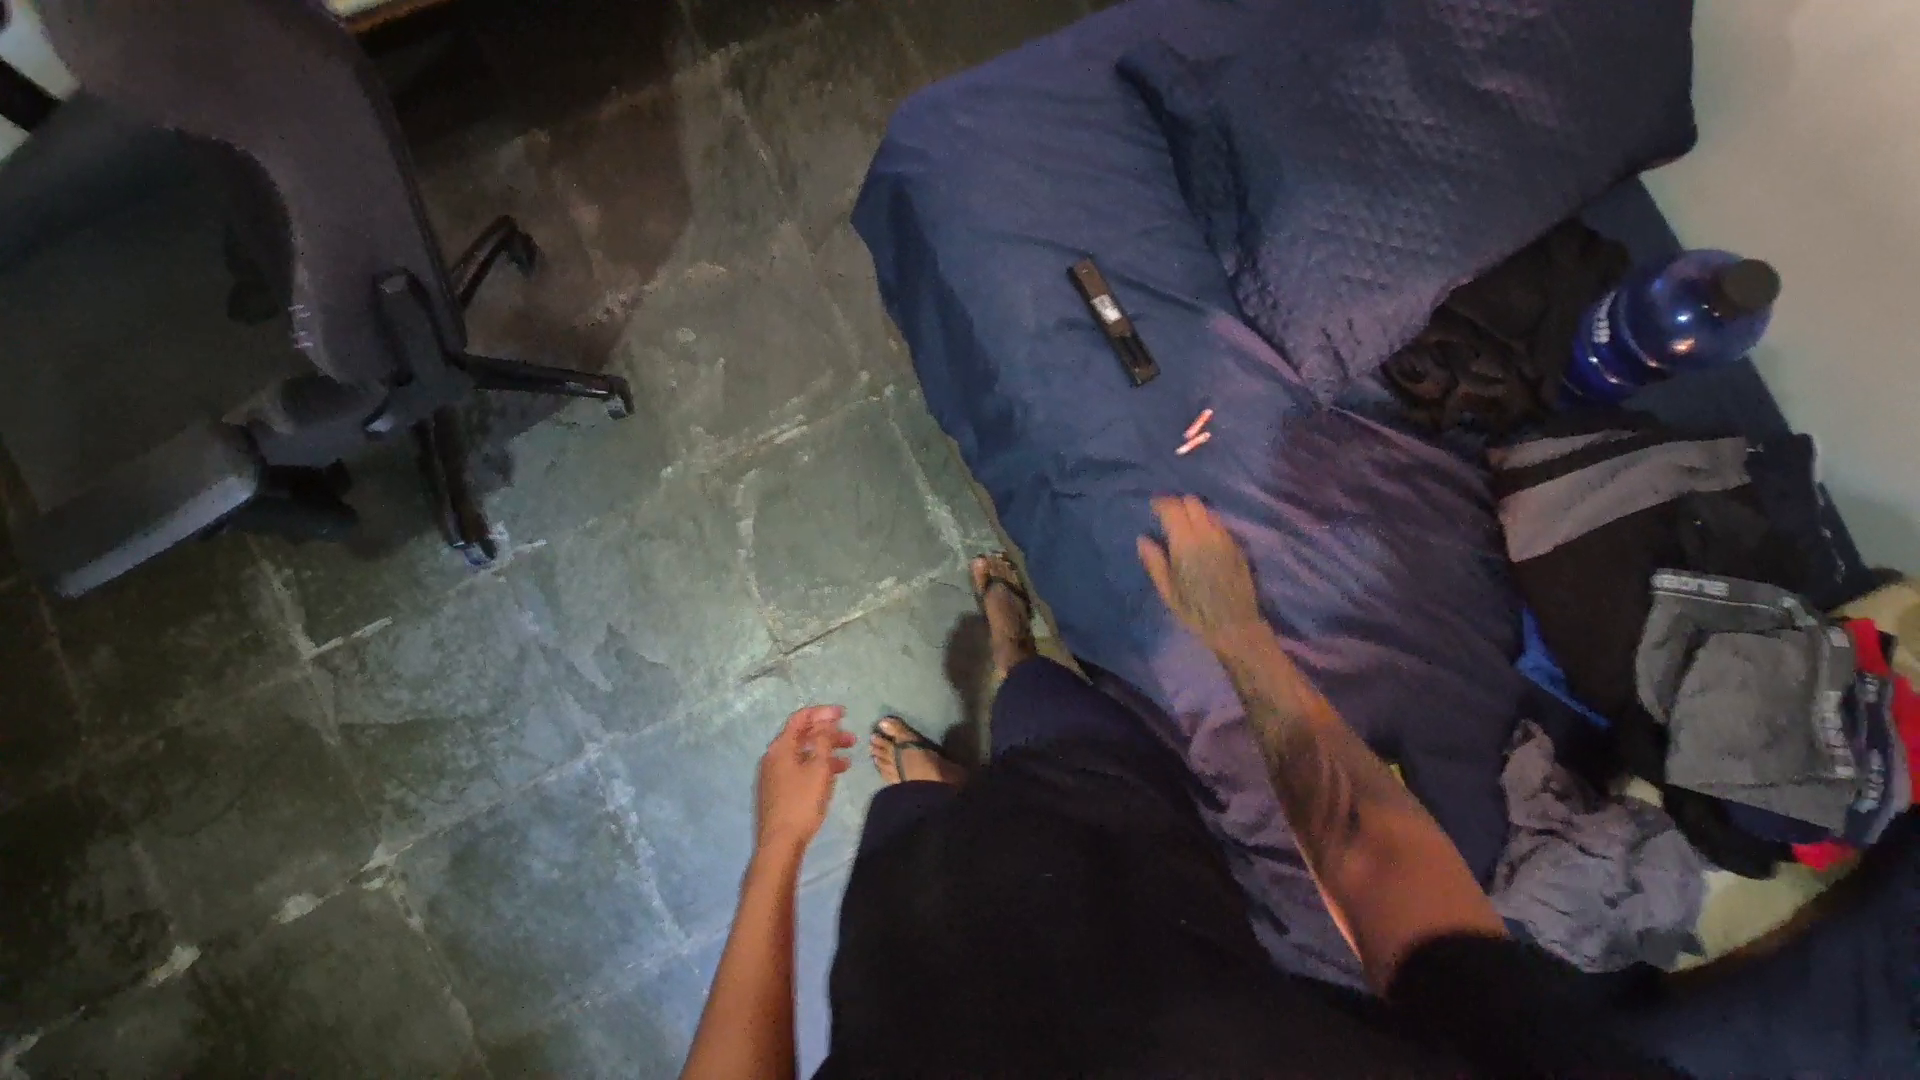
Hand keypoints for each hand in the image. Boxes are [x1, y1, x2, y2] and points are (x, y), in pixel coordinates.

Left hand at [755, 705, 855, 857]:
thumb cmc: (801, 802)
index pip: (801, 719)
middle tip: (851, 738)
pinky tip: (832, 777)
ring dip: (825, 752)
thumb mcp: (818, 768)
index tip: (844, 714)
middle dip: (828, 734)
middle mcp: (774, 757)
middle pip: (802, 736)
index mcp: (781, 748)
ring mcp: (774, 776)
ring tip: (848, 760)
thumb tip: (826, 720)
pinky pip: (800, 770)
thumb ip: (823, 740)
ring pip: (803, 755)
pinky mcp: (778, 791)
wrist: (780, 843)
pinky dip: (817, 767)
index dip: (823, 712)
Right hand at [1137, 495, 1266, 648]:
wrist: (1232, 624)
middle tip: (1169, 515)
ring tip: (1186, 523)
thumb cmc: (1194, 609)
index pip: (1172, 508)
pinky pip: (1220, 524)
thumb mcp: (1166, 589)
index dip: (1161, 503)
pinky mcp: (1237, 547)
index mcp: (1185, 542)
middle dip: (1178, 504)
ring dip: (1195, 512)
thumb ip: (1154, 561)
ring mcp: (1225, 538)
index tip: (1153, 506)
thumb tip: (1143, 539)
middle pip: (1192, 503)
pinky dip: (1208, 523)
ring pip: (1208, 511)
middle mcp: (1207, 534)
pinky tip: (1203, 537)